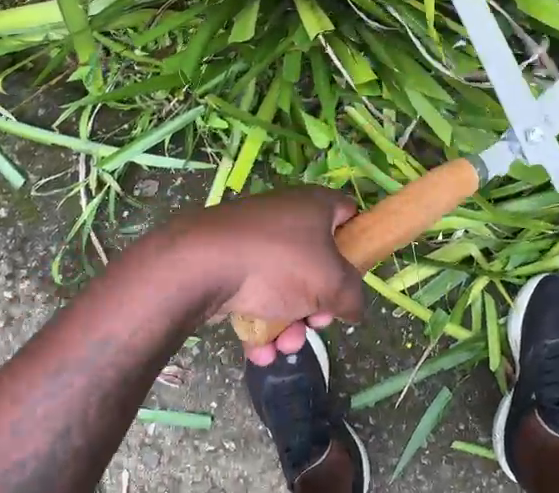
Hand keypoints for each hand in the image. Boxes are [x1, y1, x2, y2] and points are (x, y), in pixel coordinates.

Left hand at [154, 186, 365, 365]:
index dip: (358, 245)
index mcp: (316, 205)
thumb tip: (352, 307)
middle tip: (317, 323)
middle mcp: (287, 216)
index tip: (355, 278)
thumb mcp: (332, 283)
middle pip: (318, 262)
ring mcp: (256, 240)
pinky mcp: (230, 263)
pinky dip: (260, 324)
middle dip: (319, 303)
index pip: (349, 215)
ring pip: (286, 285)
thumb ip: (353, 297)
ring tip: (283, 346)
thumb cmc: (278, 262)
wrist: (201, 264)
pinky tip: (259, 352)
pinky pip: (255, 294)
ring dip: (290, 324)